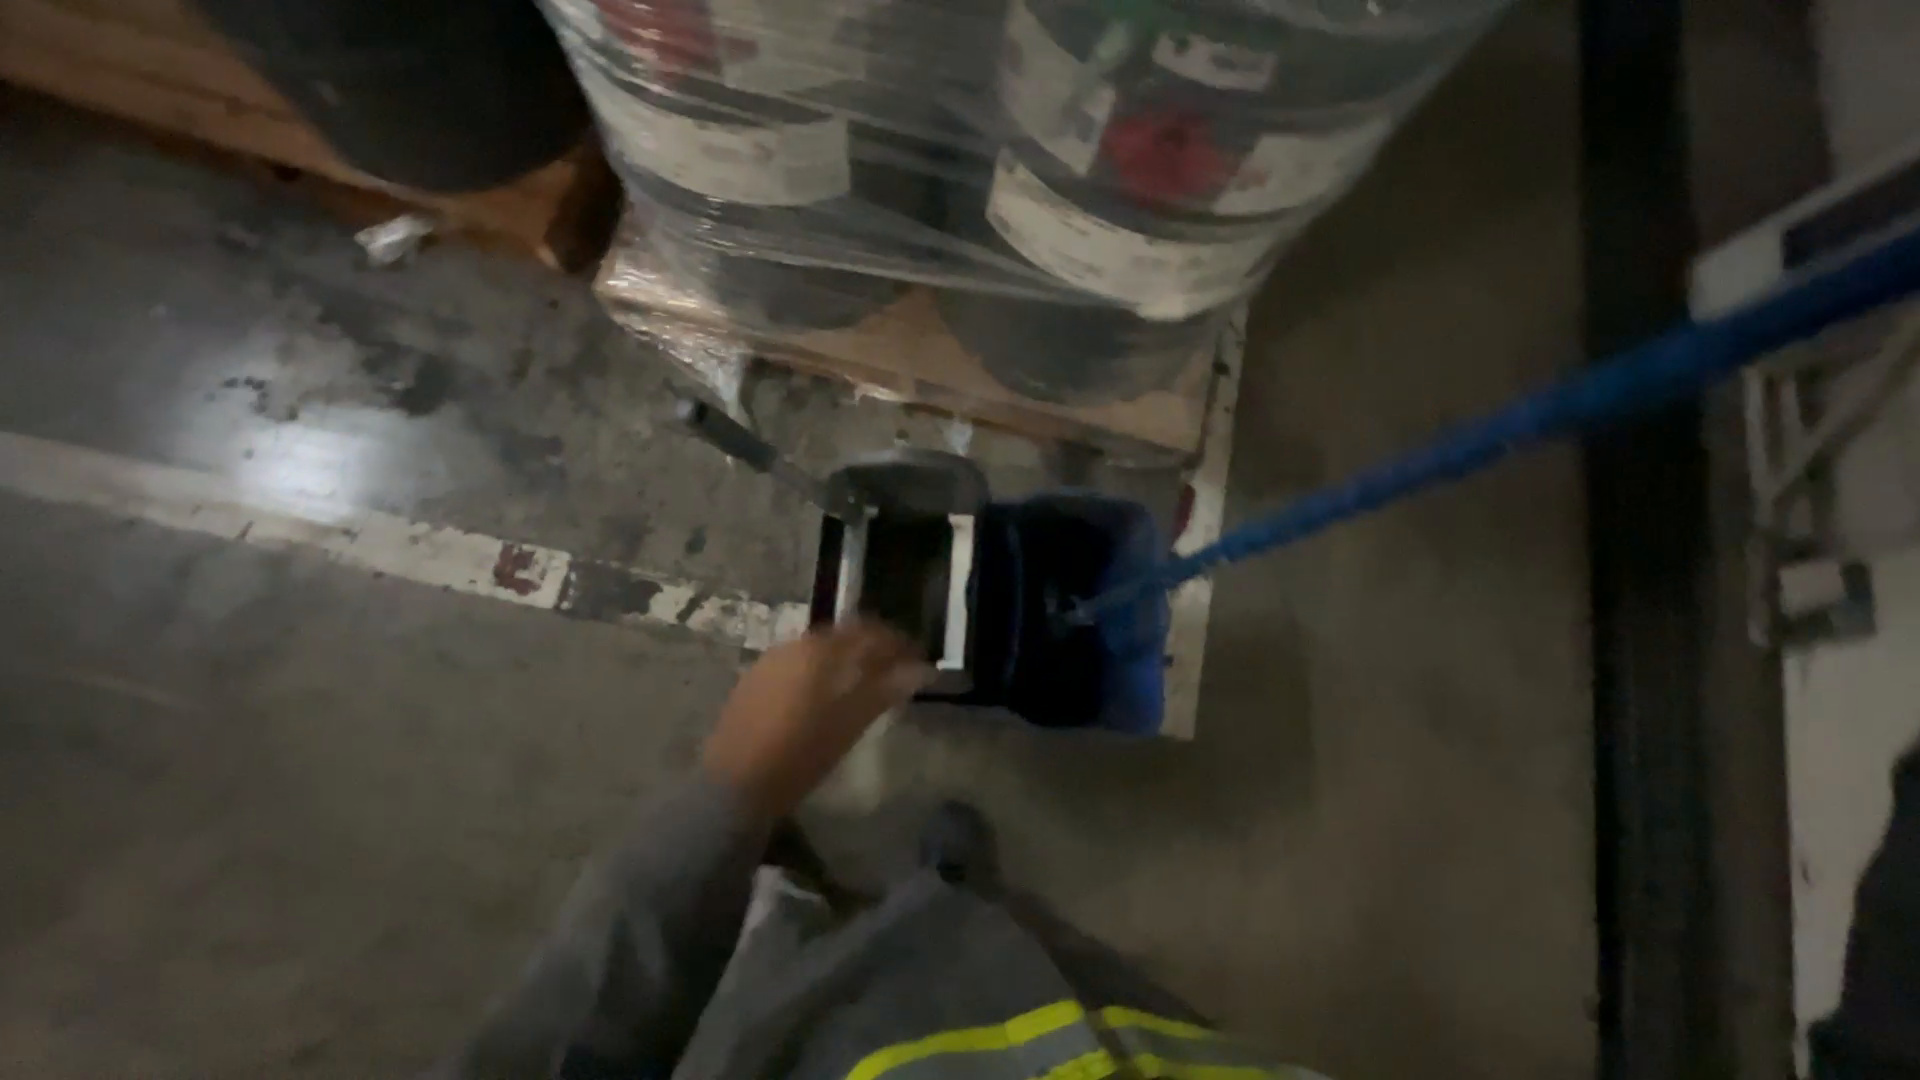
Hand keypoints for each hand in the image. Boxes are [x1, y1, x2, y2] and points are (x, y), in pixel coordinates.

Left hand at [703, 619, 931, 819]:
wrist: (734, 784)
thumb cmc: (799, 755)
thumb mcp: (849, 725)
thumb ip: (886, 690)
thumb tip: (922, 668)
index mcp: (822, 651)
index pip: (871, 632)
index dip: (898, 642)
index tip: (918, 658)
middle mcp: (795, 645)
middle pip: (844, 635)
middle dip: (872, 648)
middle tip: (894, 669)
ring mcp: (771, 660)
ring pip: (819, 648)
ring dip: (846, 658)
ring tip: (863, 682)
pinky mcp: (754, 679)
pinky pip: (798, 662)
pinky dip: (820, 669)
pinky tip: (825, 693)